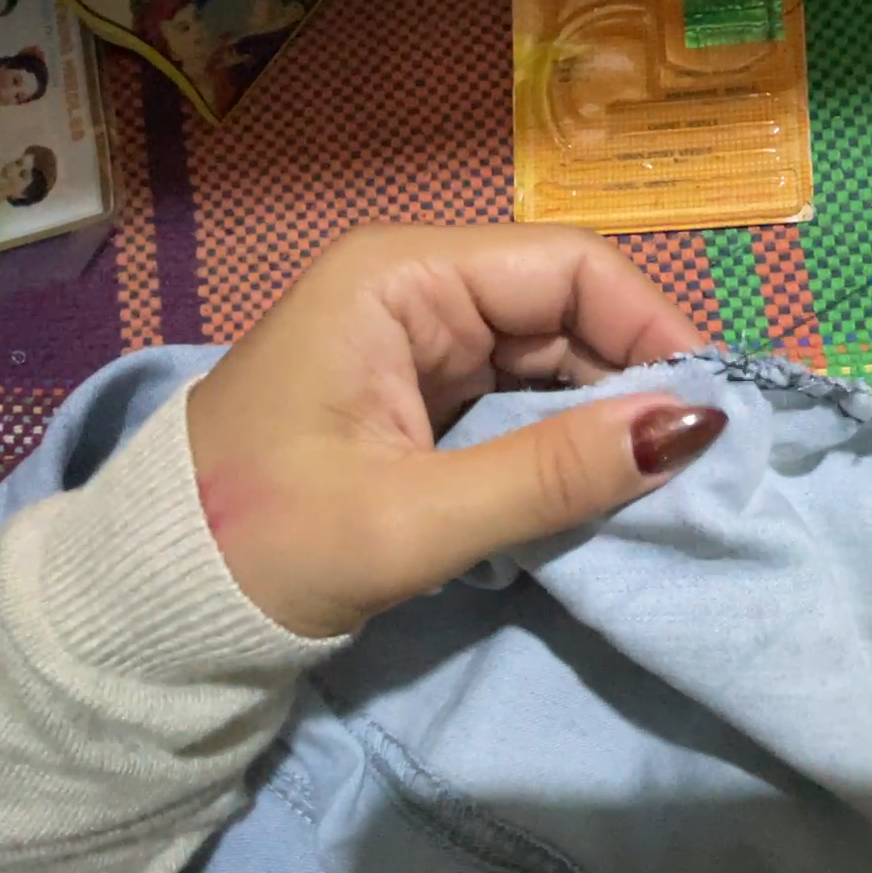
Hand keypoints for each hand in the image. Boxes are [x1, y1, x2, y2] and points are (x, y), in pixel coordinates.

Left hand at [186, 225, 722, 638]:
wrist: (162, 605)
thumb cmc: (264, 547)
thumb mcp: (414, 516)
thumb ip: (552, 472)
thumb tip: (691, 428)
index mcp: (399, 279)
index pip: (565, 268)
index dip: (651, 326)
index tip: (709, 407)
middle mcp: (415, 291)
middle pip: (565, 309)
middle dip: (634, 377)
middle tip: (694, 455)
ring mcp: (420, 343)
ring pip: (549, 358)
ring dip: (604, 412)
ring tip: (658, 473)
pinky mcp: (423, 395)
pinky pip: (520, 399)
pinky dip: (564, 436)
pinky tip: (598, 476)